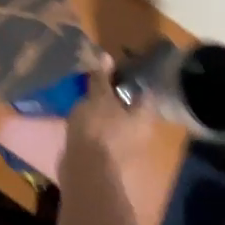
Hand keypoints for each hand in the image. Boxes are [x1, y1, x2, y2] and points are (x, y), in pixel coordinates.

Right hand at [62, 54, 158, 180]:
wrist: (86, 168)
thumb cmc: (98, 128)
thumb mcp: (98, 97)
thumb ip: (101, 78)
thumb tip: (106, 56)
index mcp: (145, 116)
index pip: (142, 90)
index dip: (128, 77)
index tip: (111, 67)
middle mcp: (141, 131)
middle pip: (128, 106)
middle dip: (112, 93)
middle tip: (94, 79)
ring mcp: (125, 145)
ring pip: (114, 119)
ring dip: (102, 109)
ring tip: (83, 95)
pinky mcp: (108, 154)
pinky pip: (103, 131)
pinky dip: (94, 123)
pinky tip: (80, 115)